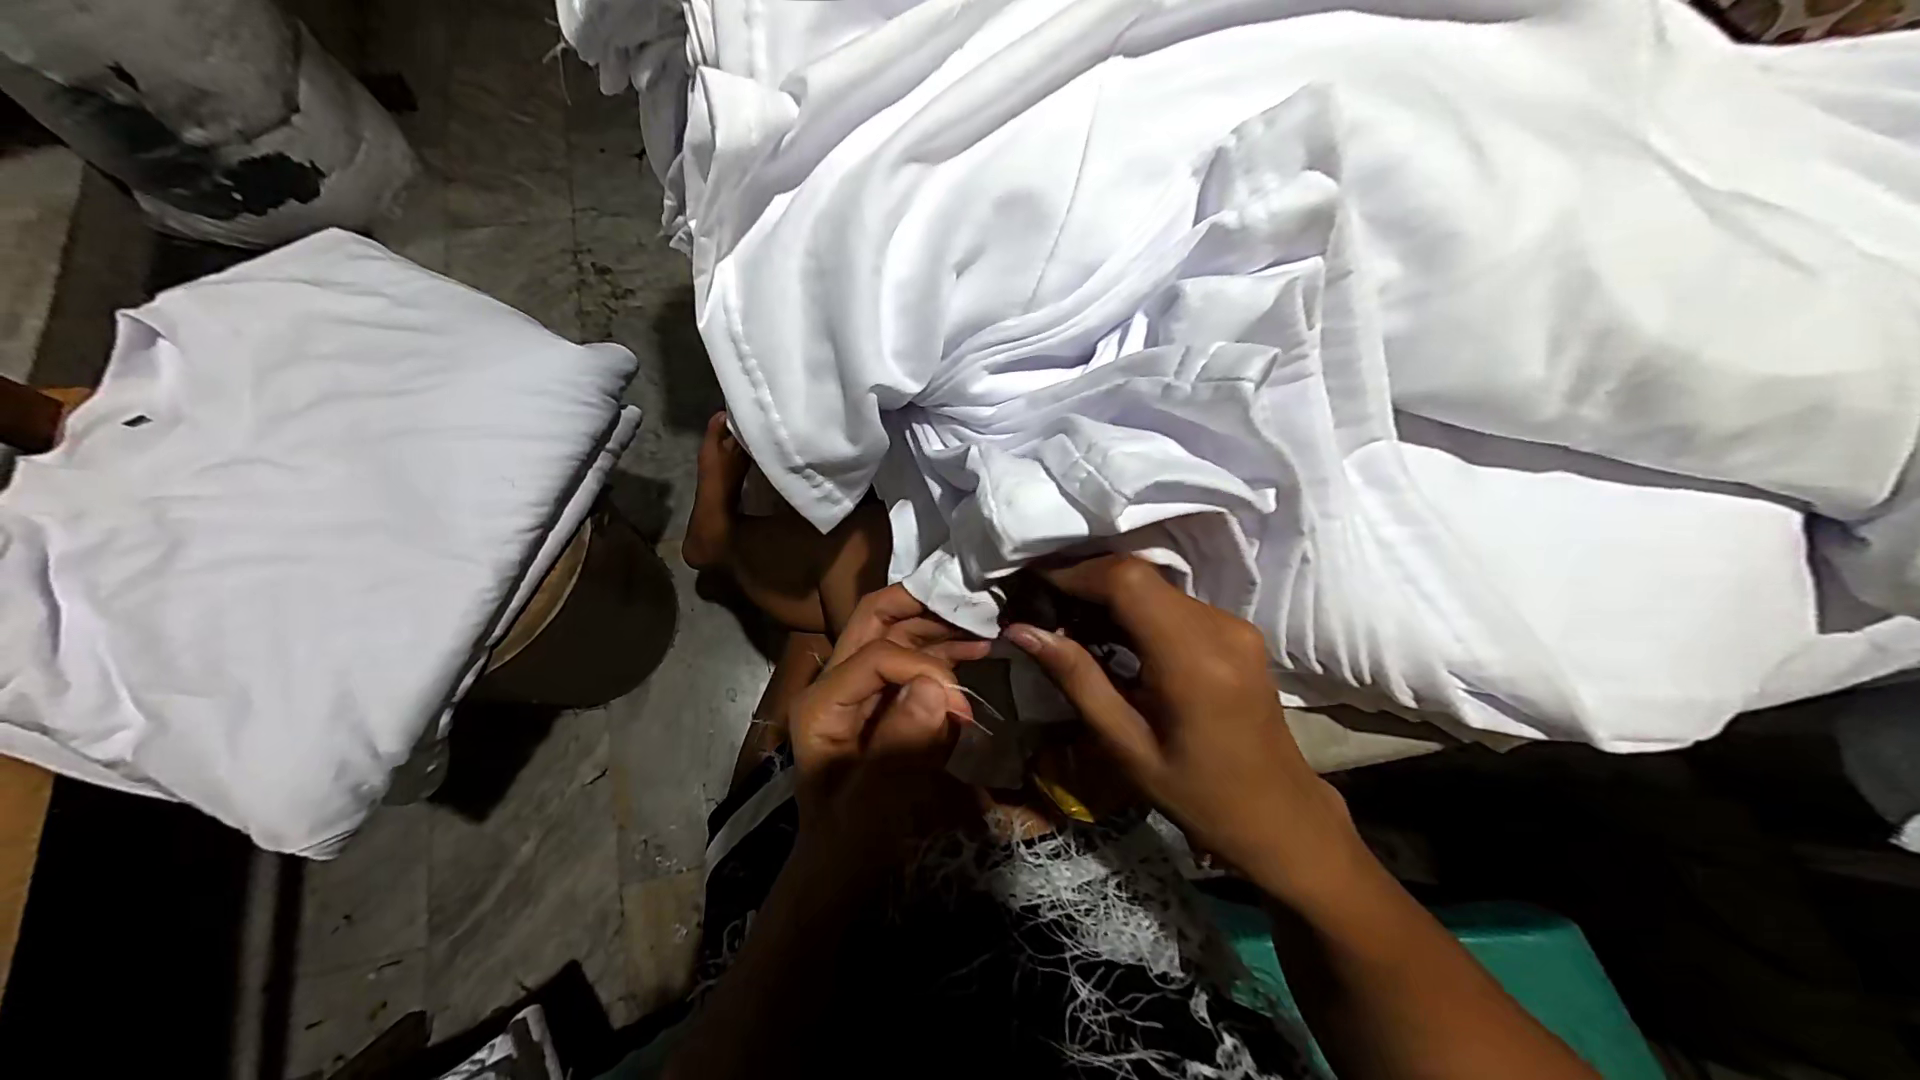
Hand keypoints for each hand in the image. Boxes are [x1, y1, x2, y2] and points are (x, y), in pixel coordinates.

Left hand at [787, 588, 987, 878]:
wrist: (842, 870)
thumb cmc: (851, 844)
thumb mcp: (873, 807)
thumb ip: (902, 747)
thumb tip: (938, 689)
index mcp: (824, 704)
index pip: (877, 655)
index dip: (925, 668)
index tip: (961, 707)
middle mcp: (836, 684)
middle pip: (875, 619)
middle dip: (922, 607)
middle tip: (971, 609)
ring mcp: (858, 689)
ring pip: (894, 631)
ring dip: (936, 625)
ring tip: (981, 628)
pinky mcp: (881, 700)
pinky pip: (910, 658)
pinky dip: (941, 651)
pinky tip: (974, 652)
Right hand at [1006, 556, 1357, 901]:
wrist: (1279, 816)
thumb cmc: (1198, 796)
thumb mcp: (1126, 746)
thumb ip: (1076, 679)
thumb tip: (1021, 631)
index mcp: (1194, 660)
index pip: (1127, 581)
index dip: (1075, 573)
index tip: (1032, 585)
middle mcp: (1220, 627)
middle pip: (1140, 575)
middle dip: (1084, 581)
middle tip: (1040, 606)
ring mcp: (1234, 624)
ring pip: (1155, 584)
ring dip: (1107, 594)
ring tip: (1066, 621)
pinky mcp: (1236, 630)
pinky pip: (1172, 601)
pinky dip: (1132, 607)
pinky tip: (1107, 634)